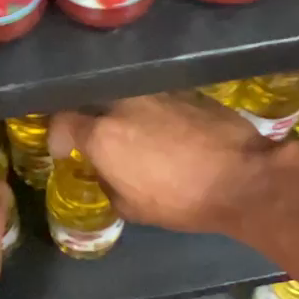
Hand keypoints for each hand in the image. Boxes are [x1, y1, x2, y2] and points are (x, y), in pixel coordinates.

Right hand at [50, 92, 278, 233]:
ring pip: (124, 96)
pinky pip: (155, 97)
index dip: (57, 138)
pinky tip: (163, 129)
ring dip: (121, 113)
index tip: (63, 152)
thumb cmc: (181, 200)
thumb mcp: (132, 208)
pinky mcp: (185, 90)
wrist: (242, 177)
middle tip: (94, 139)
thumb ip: (108, 185)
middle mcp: (124, 104)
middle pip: (91, 101)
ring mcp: (156, 92)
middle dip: (87, 118)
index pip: (62, 122)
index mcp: (103, 134)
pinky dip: (151, 111)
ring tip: (131, 134)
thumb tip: (105, 175)